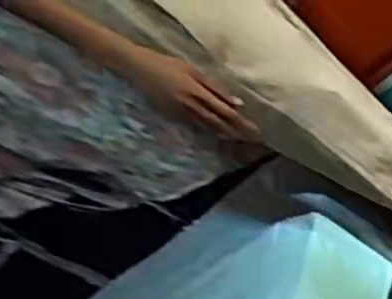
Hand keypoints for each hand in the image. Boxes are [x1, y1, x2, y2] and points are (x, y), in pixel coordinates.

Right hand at [116, 46, 259, 141]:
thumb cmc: (164, 63)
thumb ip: (215, 88)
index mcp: (198, 92)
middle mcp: (192, 105)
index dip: (243, 124)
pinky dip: (213, 132)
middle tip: (256, 141)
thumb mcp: (191, 70)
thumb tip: (239, 104)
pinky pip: (199, 127)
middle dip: (240, 134)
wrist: (132, 64)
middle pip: (222, 124)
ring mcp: (183, 112)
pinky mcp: (175, 115)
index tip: (258, 131)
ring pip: (212, 128)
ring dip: (229, 135)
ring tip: (244, 141)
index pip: (227, 113)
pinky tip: (223, 136)